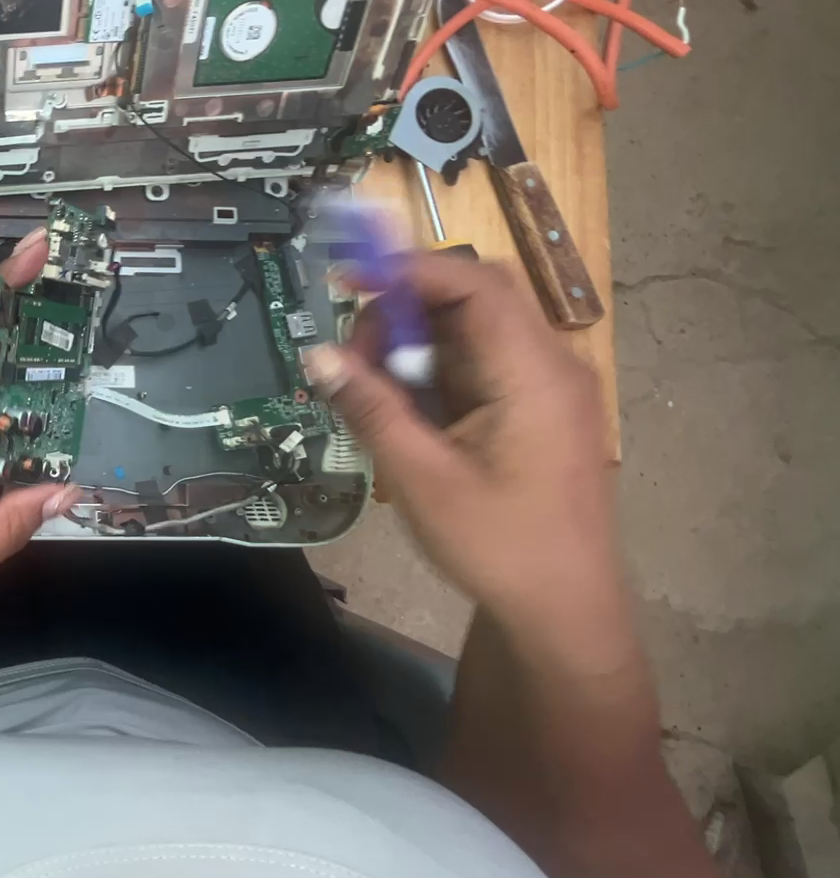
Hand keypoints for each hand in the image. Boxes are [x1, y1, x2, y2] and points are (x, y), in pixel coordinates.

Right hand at [302, 255, 618, 627]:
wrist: (560, 608)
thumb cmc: (496, 543)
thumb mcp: (418, 473)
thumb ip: (368, 406)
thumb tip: (316, 354)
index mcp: (533, 374)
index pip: (472, 285)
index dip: (404, 269)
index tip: (342, 281)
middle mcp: (545, 367)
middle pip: (465, 302)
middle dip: (396, 315)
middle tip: (349, 363)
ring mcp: (538, 389)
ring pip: (460, 335)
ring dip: (404, 349)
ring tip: (364, 394)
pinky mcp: (525, 410)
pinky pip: (466, 367)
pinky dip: (421, 376)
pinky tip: (393, 412)